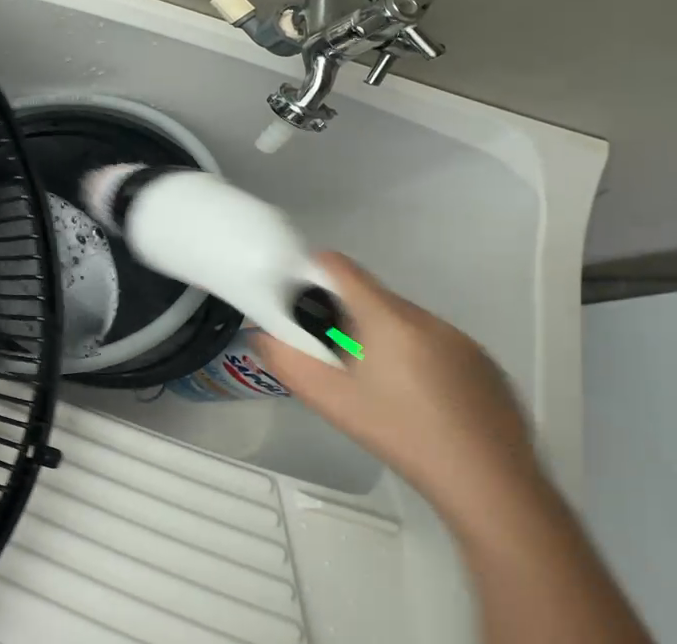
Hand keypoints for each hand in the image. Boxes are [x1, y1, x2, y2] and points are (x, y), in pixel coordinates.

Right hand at [255, 252, 545, 526]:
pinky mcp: (487, 365)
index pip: (338, 267)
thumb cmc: (399, 434)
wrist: (491, 484)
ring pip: (403, 320)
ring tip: (377, 384)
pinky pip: (435, 342)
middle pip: (370, 296)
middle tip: (334, 359)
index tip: (297, 305)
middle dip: (343, 316)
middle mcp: (428, 319)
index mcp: (388, 319)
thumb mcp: (326, 399)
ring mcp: (464, 341)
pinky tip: (418, 400)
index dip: (308, 274)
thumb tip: (261, 334)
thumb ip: (283, 358)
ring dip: (380, 337)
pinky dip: (416, 356)